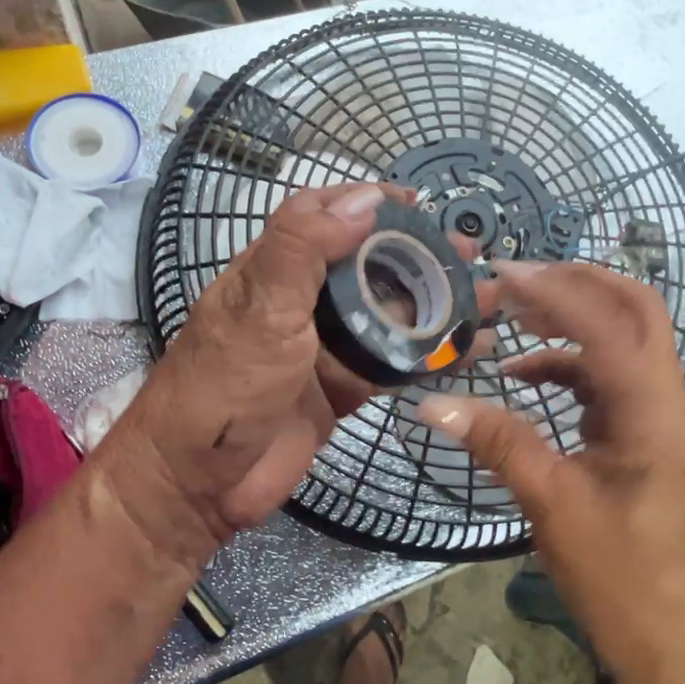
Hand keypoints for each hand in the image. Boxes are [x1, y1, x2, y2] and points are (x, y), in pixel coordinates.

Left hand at [96, 183, 495, 572]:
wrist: (200, 483)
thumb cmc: (224, 385)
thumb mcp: (260, 308)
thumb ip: (304, 249)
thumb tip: (364, 199)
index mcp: (275, 269)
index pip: (324, 217)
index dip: (369, 204)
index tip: (420, 204)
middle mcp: (303, 300)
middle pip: (368, 263)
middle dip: (419, 253)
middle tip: (469, 253)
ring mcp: (325, 346)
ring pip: (388, 313)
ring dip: (434, 301)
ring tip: (484, 295)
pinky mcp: (342, 387)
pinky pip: (393, 362)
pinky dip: (431, 354)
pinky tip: (470, 347)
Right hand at [418, 261, 684, 683]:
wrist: (662, 634)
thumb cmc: (614, 573)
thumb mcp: (550, 503)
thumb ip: (497, 442)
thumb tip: (431, 402)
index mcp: (653, 412)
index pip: (609, 326)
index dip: (555, 292)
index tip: (502, 275)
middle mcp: (666, 399)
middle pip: (636, 310)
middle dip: (578, 283)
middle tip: (516, 278)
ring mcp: (657, 412)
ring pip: (624, 336)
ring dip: (572, 318)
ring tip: (512, 312)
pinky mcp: (641, 429)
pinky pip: (608, 375)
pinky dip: (568, 361)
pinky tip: (523, 370)